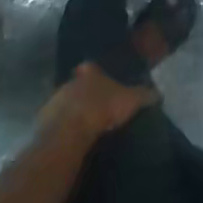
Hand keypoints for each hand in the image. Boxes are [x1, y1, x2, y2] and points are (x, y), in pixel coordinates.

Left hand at [40, 63, 157, 142]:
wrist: (70, 132)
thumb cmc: (103, 108)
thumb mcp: (132, 100)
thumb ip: (145, 94)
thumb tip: (158, 93)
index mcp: (90, 71)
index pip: (94, 67)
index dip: (100, 74)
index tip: (106, 84)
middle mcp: (70, 80)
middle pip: (79, 84)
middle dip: (87, 93)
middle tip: (99, 106)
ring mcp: (55, 98)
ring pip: (67, 101)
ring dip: (74, 109)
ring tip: (87, 124)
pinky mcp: (44, 118)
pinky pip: (57, 120)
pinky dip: (64, 125)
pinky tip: (73, 135)